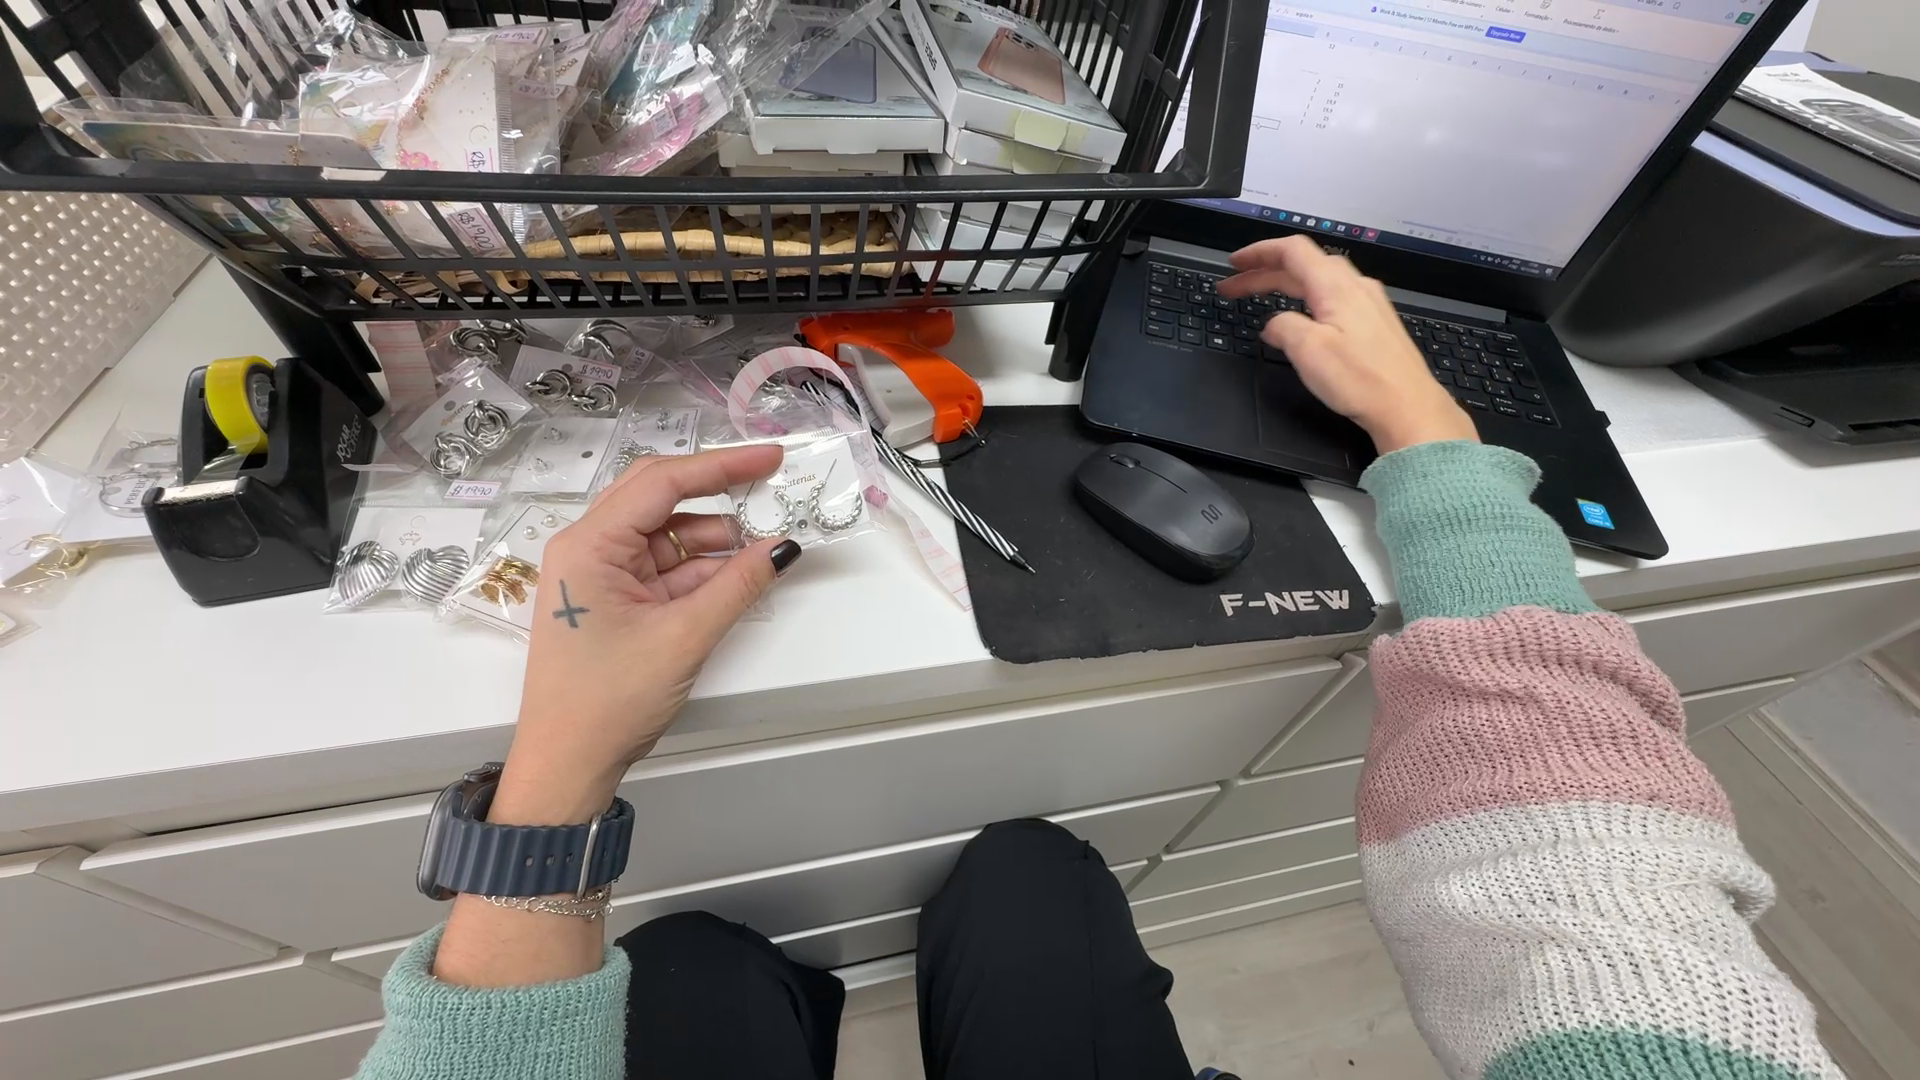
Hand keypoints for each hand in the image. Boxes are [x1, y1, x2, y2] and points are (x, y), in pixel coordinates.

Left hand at [490, 445, 802, 826]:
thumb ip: (738, 585)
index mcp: (589, 545)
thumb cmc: (610, 699)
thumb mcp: (684, 637)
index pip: (661, 482)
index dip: (721, 465)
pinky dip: (706, 570)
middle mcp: (591, 548)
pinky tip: (740, 576)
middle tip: (769, 484)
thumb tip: (786, 546)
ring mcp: (604, 574)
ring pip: (670, 536)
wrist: (569, 766)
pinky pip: (669, 569)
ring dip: (716, 541)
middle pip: (661, 498)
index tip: (770, 457)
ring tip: (761, 553)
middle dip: (717, 492)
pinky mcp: (619, 600)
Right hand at [1217, 236, 1477, 454]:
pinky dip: (1302, 299)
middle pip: (1302, 264)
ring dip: (1281, 284)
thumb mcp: (1308, 351)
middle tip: (1234, 286)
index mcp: (1336, 288)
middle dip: (1262, 272)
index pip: (1292, 251)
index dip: (1259, 253)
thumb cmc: (1364, 381)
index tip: (1235, 262)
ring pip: (1316, 280)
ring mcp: (1365, 304)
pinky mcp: (1370, 322)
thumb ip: (1283, 327)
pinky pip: (1329, 297)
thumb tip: (1273, 324)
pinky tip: (1295, 318)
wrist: (1406, 405)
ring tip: (1257, 296)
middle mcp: (1354, 288)